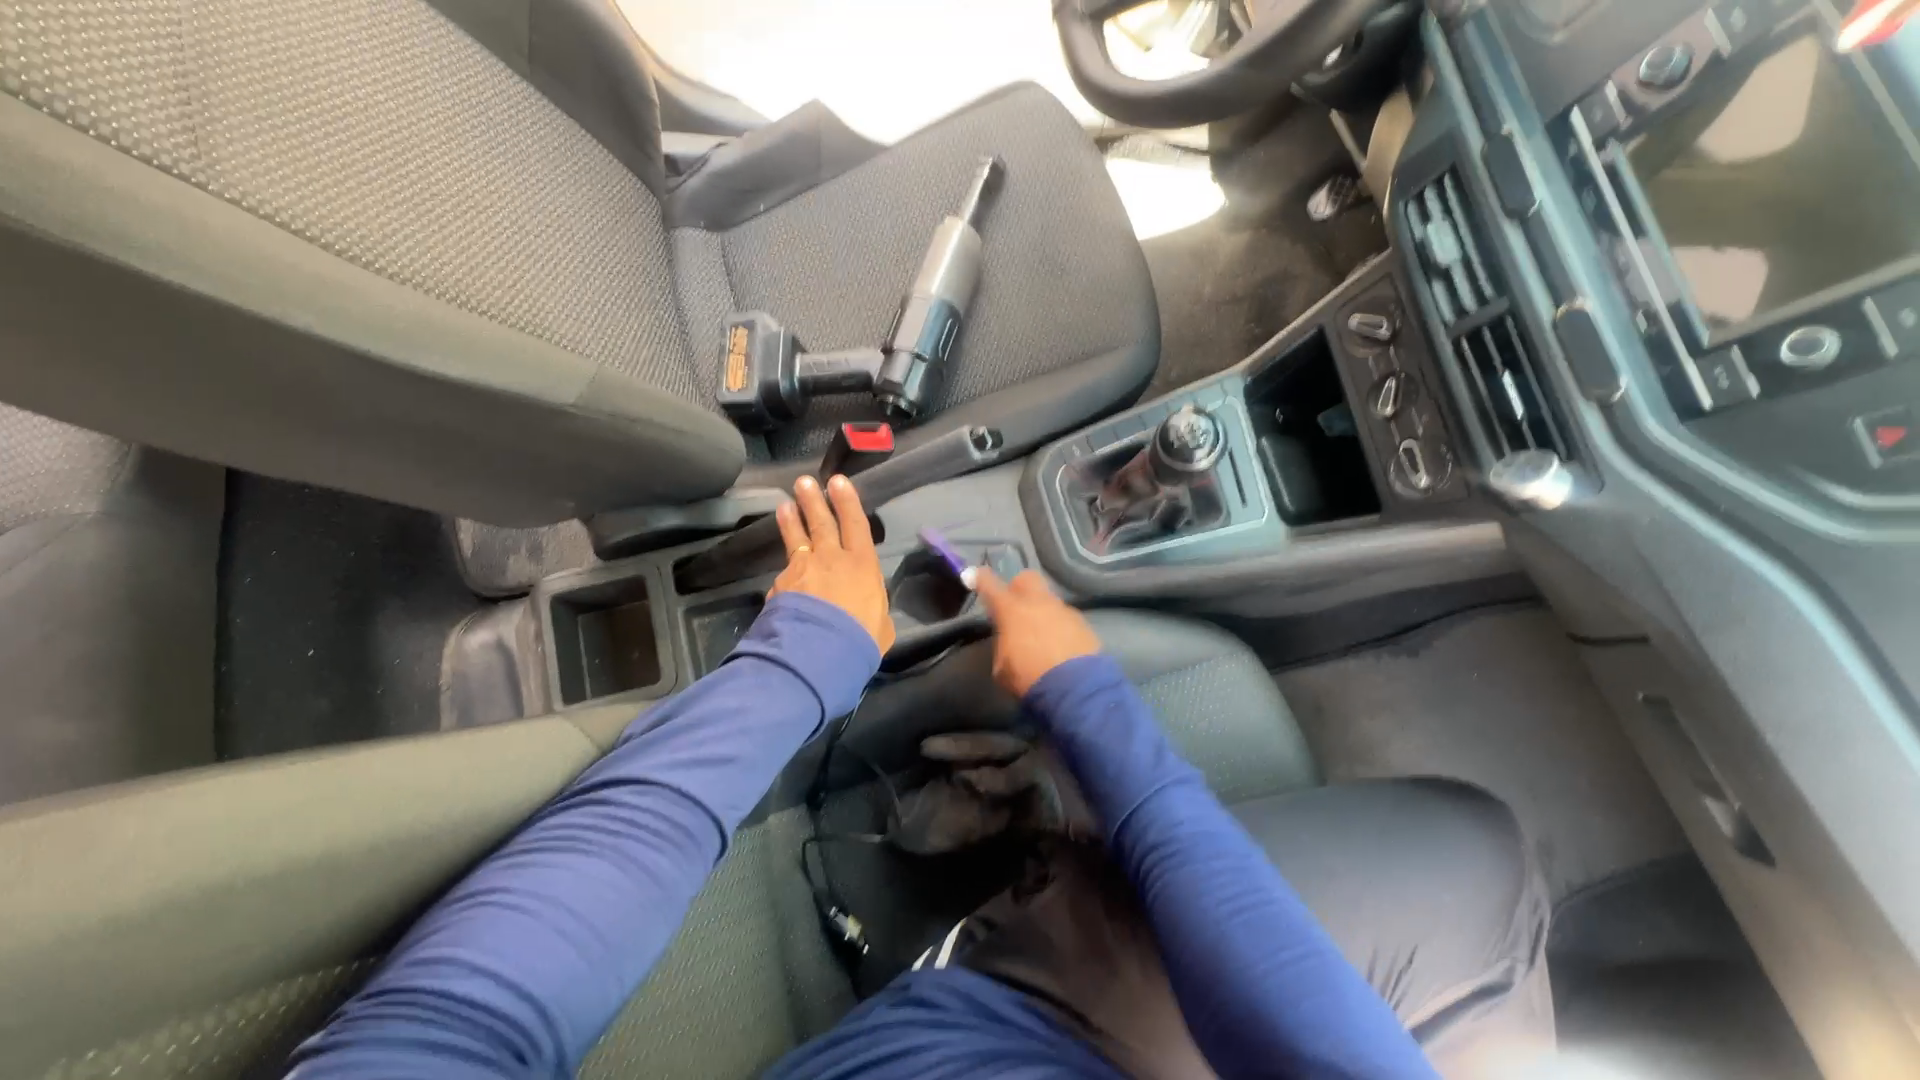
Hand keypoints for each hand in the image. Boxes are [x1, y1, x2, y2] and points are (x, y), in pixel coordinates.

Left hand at [770, 475, 895, 653]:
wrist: (817, 653)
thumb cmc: (860, 639)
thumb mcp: (880, 626)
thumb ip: (873, 609)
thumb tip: (866, 609)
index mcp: (862, 565)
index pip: (855, 524)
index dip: (848, 502)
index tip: (838, 481)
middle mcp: (830, 559)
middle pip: (821, 523)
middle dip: (814, 501)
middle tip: (804, 482)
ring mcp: (801, 570)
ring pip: (796, 539)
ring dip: (791, 521)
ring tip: (784, 505)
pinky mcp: (779, 587)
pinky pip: (784, 575)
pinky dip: (785, 573)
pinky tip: (782, 578)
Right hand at [974, 568, 1101, 698]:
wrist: (1076, 689)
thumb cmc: (1029, 678)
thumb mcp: (1002, 668)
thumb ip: (1003, 647)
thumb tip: (1009, 641)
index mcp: (1012, 611)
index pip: (991, 586)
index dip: (981, 578)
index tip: (974, 573)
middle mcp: (1038, 603)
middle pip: (1026, 578)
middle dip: (1019, 587)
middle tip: (1016, 605)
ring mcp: (1064, 611)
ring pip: (1049, 601)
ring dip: (1042, 612)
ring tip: (1043, 636)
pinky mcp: (1084, 625)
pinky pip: (1066, 619)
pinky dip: (1061, 628)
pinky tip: (1061, 646)